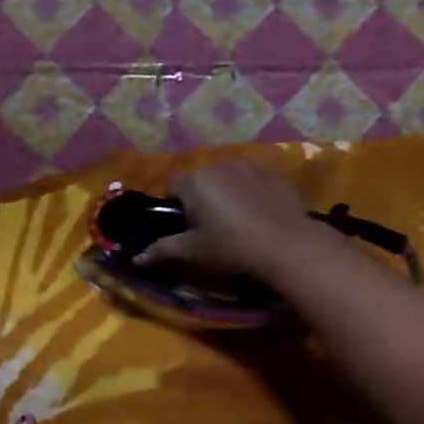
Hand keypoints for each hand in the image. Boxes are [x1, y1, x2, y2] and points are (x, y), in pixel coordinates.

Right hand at [133, 163, 333, 280]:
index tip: (184, 226)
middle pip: (201, 179)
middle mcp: (220, 164)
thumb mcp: (193, 251)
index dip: (175, 205)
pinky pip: (254, 180)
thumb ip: (163, 250)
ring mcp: (250, 165)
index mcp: (195, 181)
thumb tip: (137, 258)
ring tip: (237, 221)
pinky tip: (260, 215)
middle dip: (201, 197)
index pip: (173, 185)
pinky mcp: (275, 173)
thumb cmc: (231, 247)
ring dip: (226, 193)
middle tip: (210, 228)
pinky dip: (252, 193)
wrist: (286, 245)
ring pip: (228, 177)